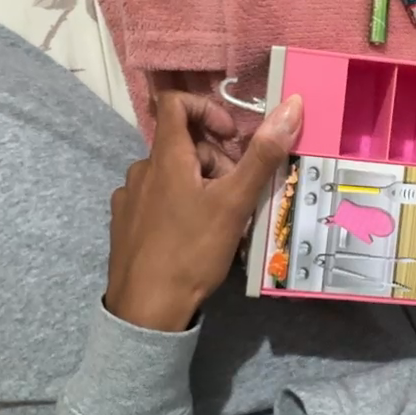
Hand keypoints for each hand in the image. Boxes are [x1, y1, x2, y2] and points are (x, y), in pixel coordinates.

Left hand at [106, 91, 301, 331]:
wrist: (146, 310)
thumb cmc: (191, 250)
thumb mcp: (235, 202)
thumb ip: (262, 154)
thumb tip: (291, 105)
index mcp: (165, 157)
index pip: (176, 103)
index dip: (208, 109)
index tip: (232, 138)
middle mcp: (142, 170)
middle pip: (184, 146)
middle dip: (217, 163)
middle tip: (237, 196)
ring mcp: (129, 198)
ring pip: (172, 175)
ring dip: (200, 186)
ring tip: (220, 221)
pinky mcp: (124, 224)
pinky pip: (157, 200)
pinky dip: (179, 206)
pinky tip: (192, 237)